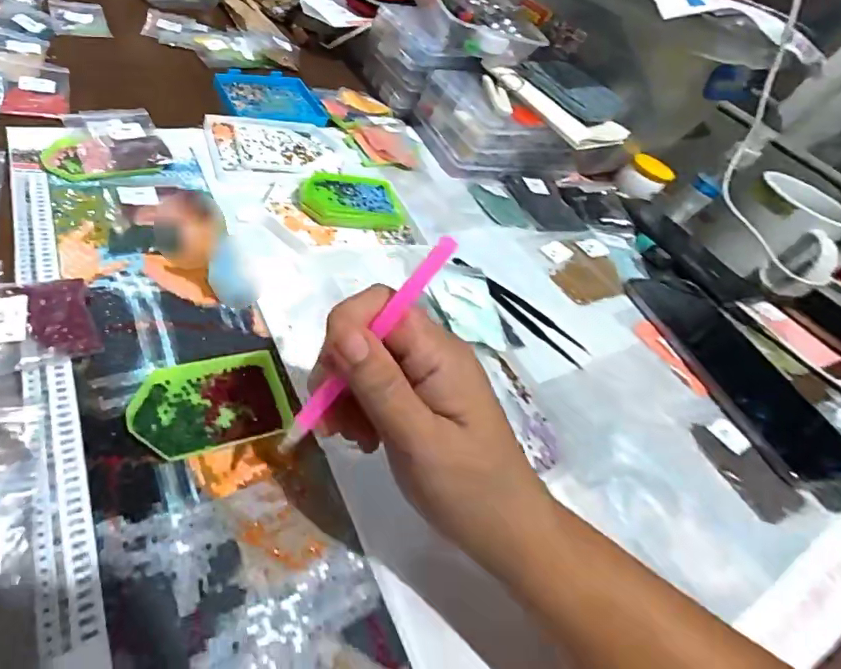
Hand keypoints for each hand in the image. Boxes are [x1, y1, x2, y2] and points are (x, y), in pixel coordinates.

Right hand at [307, 285, 551, 571]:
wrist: (511, 537)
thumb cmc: (471, 491)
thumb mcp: (419, 440)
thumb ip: (379, 383)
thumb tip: (342, 329)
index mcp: (438, 351)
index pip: (380, 303)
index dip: (346, 326)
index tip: (330, 375)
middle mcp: (429, 352)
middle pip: (366, 329)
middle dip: (338, 366)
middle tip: (329, 417)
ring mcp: (423, 374)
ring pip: (362, 357)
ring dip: (342, 391)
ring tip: (344, 435)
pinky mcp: (416, 396)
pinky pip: (372, 383)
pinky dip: (355, 406)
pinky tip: (360, 439)